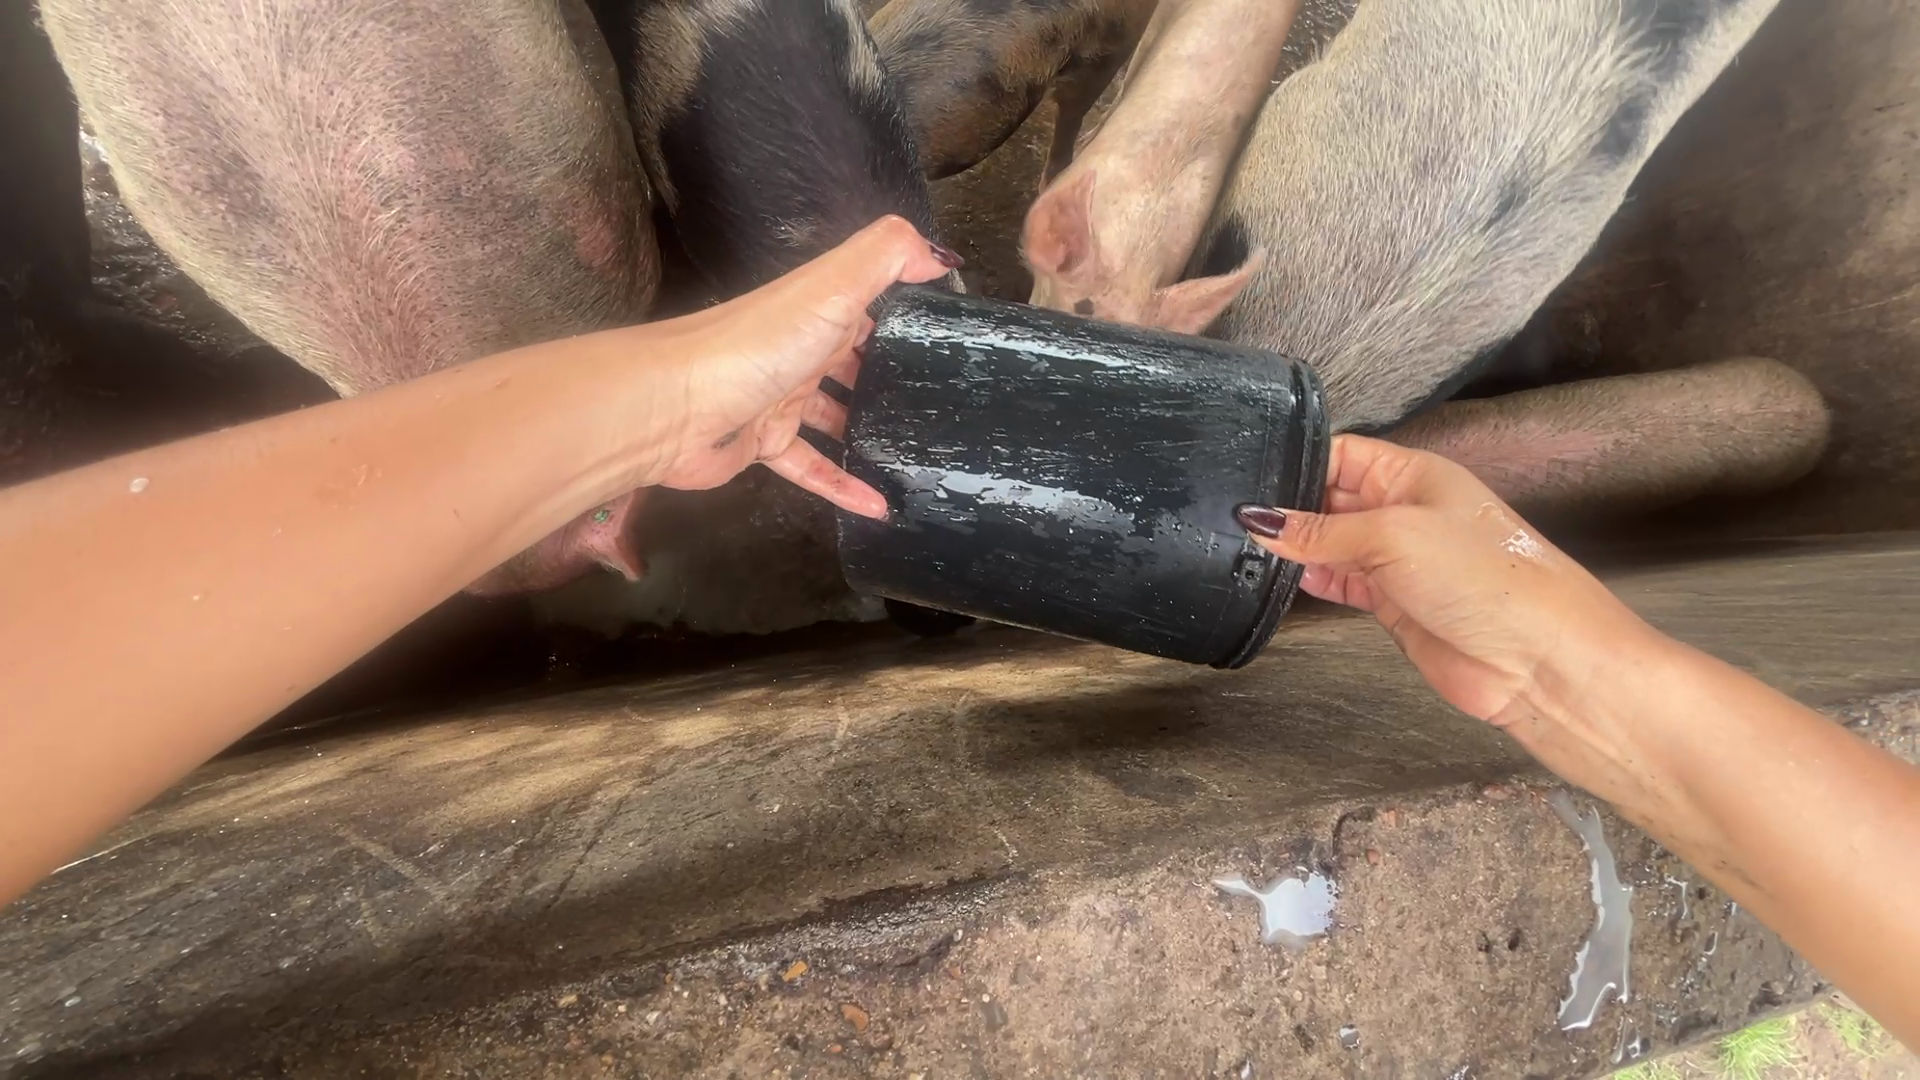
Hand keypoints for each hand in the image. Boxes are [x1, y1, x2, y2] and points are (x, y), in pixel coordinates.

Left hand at [642, 216, 960, 518]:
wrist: (673, 405)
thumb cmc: (758, 344)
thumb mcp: (832, 287)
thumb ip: (887, 258)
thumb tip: (942, 257)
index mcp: (816, 312)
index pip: (868, 309)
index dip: (904, 318)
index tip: (946, 341)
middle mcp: (799, 351)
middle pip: (853, 365)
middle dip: (889, 380)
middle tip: (936, 406)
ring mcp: (780, 399)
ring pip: (834, 418)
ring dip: (868, 434)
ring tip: (913, 456)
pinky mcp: (764, 443)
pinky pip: (813, 467)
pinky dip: (843, 486)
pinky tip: (878, 508)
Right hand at [1237, 435, 1647, 722]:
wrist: (1537, 661)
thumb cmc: (1484, 577)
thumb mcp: (1392, 536)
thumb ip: (1319, 532)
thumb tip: (1257, 521)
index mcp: (1411, 475)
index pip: (1340, 454)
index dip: (1298, 462)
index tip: (1250, 479)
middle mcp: (1400, 510)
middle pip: (1327, 498)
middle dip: (1289, 508)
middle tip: (1237, 519)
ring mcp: (1394, 556)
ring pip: (1327, 543)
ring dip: (1295, 548)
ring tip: (1250, 550)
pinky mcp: (1388, 598)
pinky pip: (1337, 580)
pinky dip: (1311, 580)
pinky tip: (1284, 579)